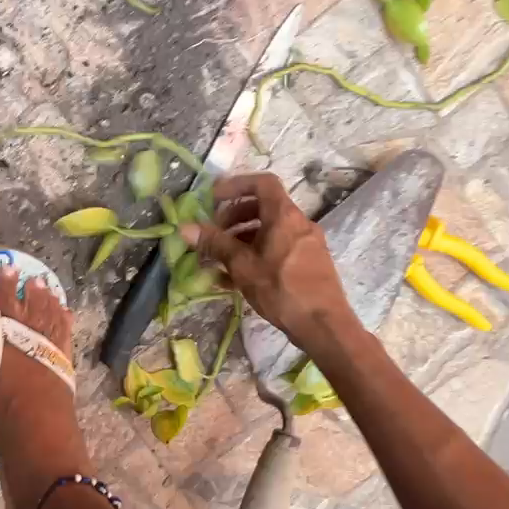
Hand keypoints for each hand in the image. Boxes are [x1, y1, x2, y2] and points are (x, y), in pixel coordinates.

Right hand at [180, 173, 358, 350]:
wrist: (324, 325)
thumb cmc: (281, 289)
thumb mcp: (241, 264)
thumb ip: (214, 243)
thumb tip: (185, 227)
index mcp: (284, 216)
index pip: (262, 183)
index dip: (235, 185)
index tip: (213, 199)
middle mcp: (299, 223)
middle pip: (263, 206)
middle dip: (234, 215)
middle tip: (214, 232)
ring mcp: (307, 243)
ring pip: (270, 229)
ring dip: (243, 236)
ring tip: (222, 257)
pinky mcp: (309, 262)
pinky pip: (278, 247)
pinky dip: (257, 252)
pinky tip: (238, 277)